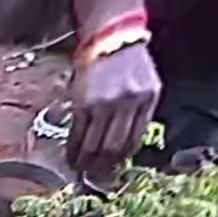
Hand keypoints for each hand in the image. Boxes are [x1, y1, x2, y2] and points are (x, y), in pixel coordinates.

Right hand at [67, 43, 161, 176]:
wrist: (111, 43)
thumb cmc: (127, 68)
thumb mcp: (142, 88)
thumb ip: (135, 114)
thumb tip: (119, 149)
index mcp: (147, 99)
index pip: (131, 142)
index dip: (118, 161)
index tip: (108, 169)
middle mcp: (128, 103)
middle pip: (112, 148)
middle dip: (100, 166)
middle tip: (91, 173)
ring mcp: (105, 105)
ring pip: (93, 147)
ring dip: (84, 162)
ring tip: (79, 167)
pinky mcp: (84, 107)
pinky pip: (77, 137)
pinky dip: (72, 151)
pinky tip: (70, 156)